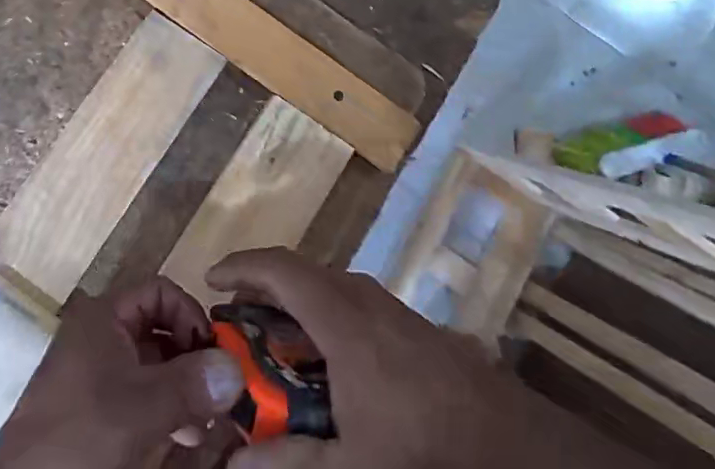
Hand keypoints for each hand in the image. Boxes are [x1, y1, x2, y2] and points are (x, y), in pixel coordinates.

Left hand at [0, 276, 246, 468]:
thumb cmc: (79, 435)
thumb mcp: (141, 408)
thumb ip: (193, 384)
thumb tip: (239, 370)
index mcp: (103, 320)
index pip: (160, 292)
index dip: (190, 313)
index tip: (212, 350)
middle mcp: (100, 340)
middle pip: (161, 330)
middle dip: (195, 357)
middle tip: (222, 387)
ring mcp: (97, 378)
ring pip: (155, 367)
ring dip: (186, 388)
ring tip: (211, 418)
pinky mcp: (96, 415)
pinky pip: (142, 398)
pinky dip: (168, 411)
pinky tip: (188, 436)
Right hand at [207, 248, 649, 468]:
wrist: (503, 433)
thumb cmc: (421, 442)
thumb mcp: (350, 463)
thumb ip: (289, 461)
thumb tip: (234, 464)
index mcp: (344, 321)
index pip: (284, 270)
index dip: (244, 265)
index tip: (212, 278)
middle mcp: (365, 299)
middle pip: (304, 272)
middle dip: (264, 284)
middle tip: (233, 315)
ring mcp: (390, 306)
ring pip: (330, 284)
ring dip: (295, 297)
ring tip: (270, 331)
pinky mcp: (407, 320)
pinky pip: (352, 299)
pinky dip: (323, 309)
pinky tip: (322, 350)